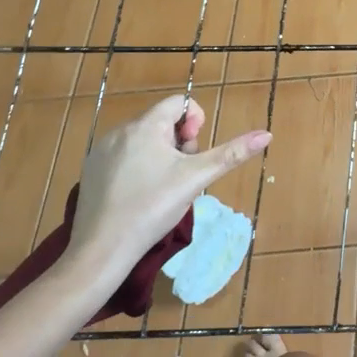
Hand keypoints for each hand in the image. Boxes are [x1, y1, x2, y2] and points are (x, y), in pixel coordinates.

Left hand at [63, 94, 269, 282]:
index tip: (192, 153)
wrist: (100, 253)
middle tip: (180, 174)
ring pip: (144, 140)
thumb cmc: (152, 209)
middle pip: (163, 122)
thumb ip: (232, 153)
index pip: (180, 103)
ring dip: (160, 155)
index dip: (195, 123)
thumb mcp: (197, 179)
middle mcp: (120, 131)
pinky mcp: (90, 172)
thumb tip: (267, 135)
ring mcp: (101, 152)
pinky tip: (138, 196)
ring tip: (161, 188)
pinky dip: (137, 168)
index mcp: (145, 126)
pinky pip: (123, 156)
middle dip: (179, 142)